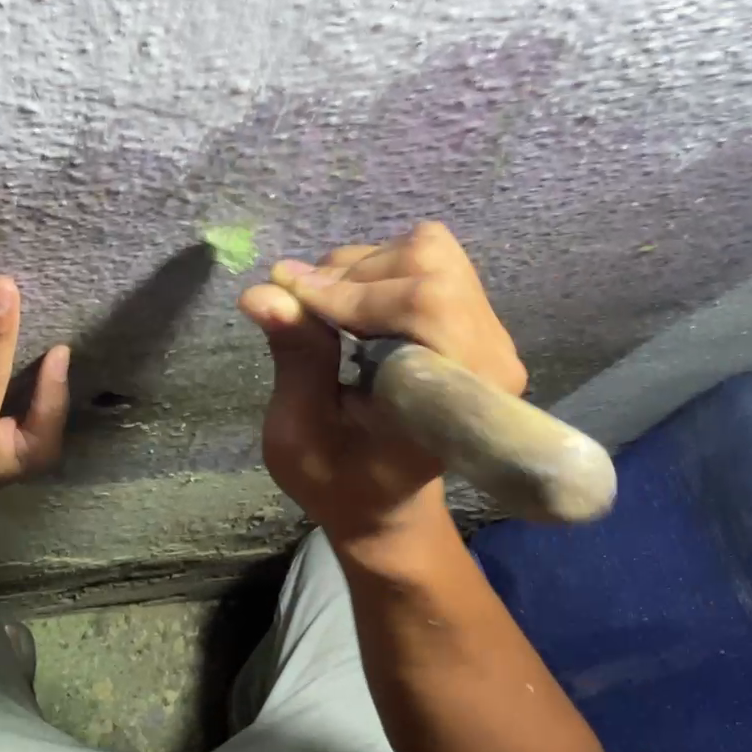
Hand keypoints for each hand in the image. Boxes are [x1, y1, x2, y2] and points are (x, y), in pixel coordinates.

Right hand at [238, 221, 526, 541]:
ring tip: (319, 307)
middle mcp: (488, 354)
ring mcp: (486, 331)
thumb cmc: (337, 479)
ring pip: (427, 253)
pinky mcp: (470, 319)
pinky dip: (374, 272)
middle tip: (298, 304)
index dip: (351, 292)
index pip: (422, 302)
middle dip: (351, 276)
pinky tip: (345, 308)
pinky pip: (428, 264)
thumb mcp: (299, 434)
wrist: (381, 499)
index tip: (288, 297)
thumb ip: (294, 360)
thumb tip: (263, 292)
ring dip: (360, 270)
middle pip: (427, 264)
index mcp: (451, 395)